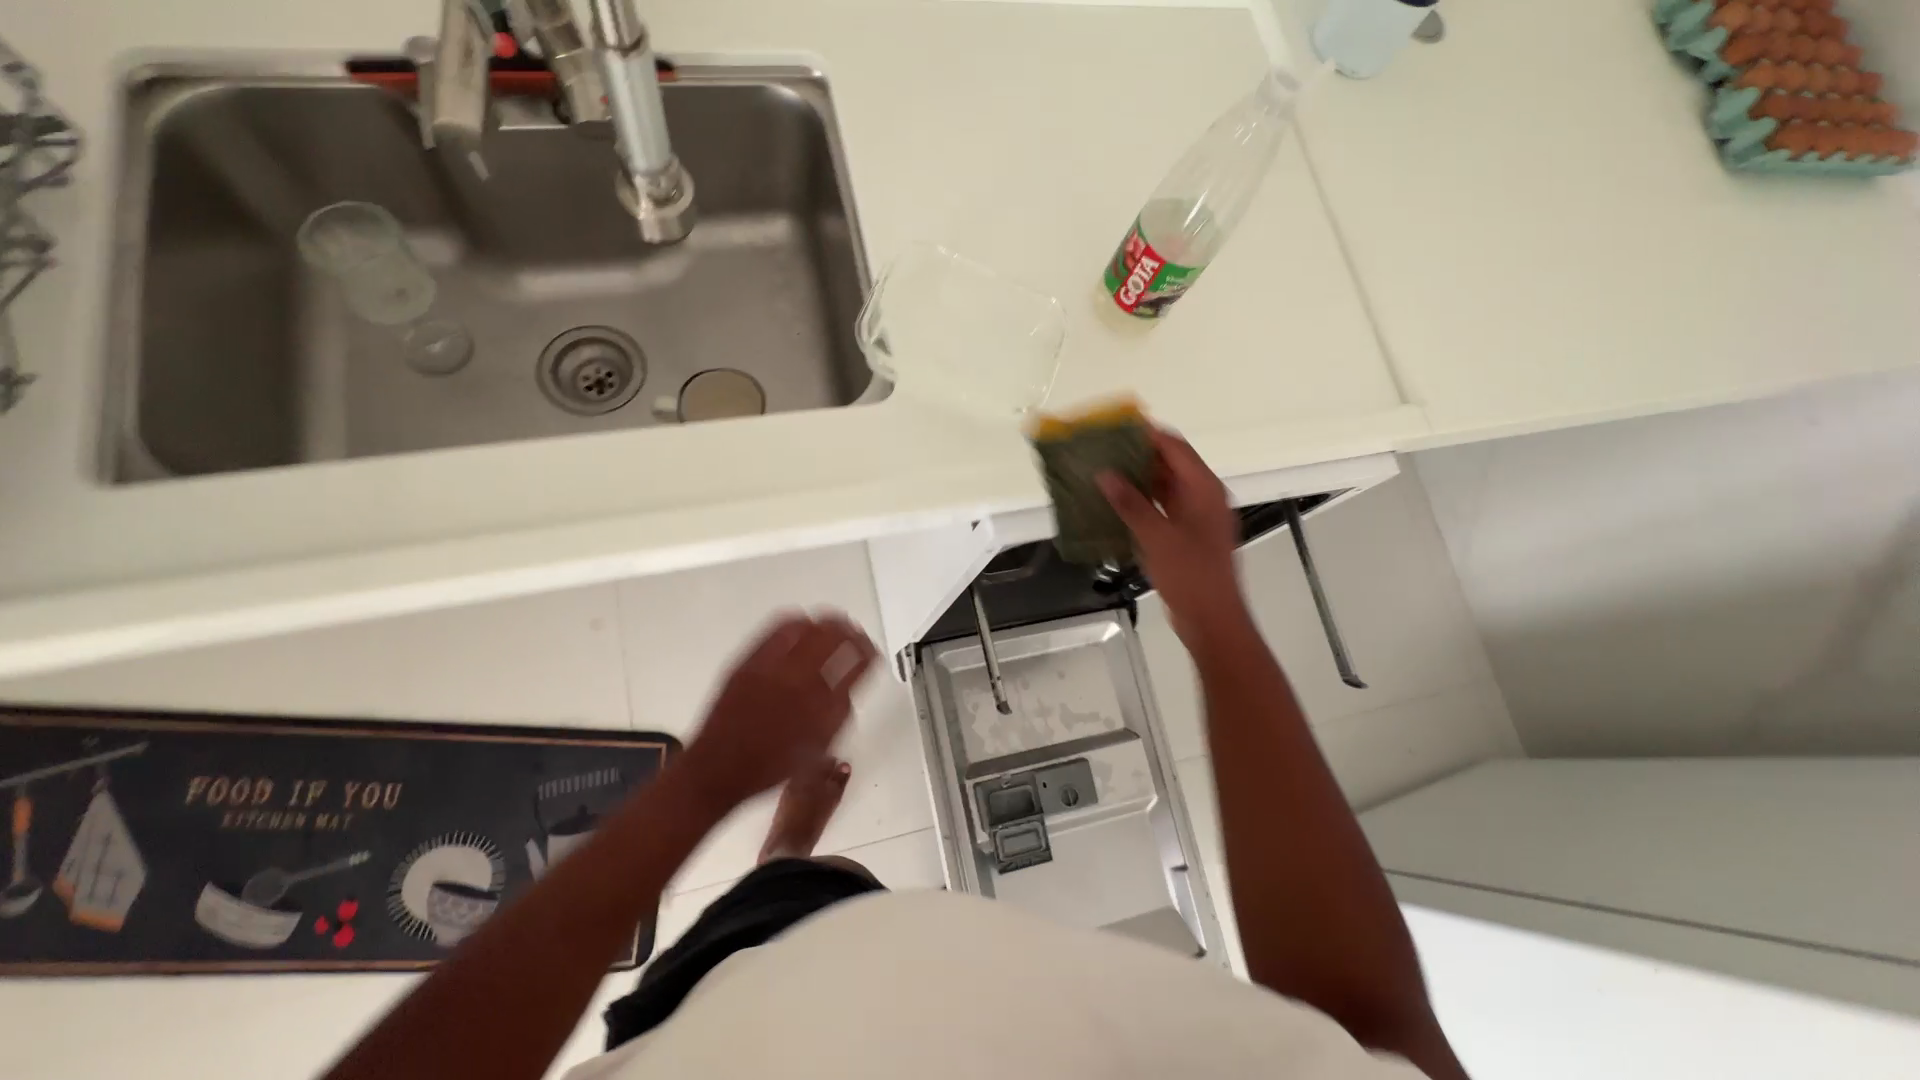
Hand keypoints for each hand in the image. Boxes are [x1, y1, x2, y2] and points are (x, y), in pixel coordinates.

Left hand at [678, 612, 877, 813]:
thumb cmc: (771, 765)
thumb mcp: (819, 747)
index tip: (871, 651)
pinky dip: (795, 623)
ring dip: (826, 624)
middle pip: (835, 637)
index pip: (856, 662)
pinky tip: (801, 626)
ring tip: (832, 627)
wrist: (719, 768)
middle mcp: (799, 678)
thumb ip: (838, 713)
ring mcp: (771, 666)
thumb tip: (848, 689)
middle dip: (850, 633)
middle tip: (855, 636)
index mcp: (822, 703)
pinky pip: (778, 630)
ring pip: (808, 627)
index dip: (868, 652)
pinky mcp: (748, 661)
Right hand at [1099, 427, 1251, 647]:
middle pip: (1170, 464)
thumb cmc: (1190, 576)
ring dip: (1138, 480)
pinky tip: (1116, 506)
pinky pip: (1164, 508)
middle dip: (1137, 456)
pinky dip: (1143, 503)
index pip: (1174, 447)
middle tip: (1102, 451)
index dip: (1147, 434)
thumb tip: (1105, 474)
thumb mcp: (1156, 537)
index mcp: (1204, 489)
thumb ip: (1130, 503)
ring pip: (1165, 487)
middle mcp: (1204, 497)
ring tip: (1103, 474)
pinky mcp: (1188, 536)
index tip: (1115, 427)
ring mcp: (1197, 518)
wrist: (1213, 620)